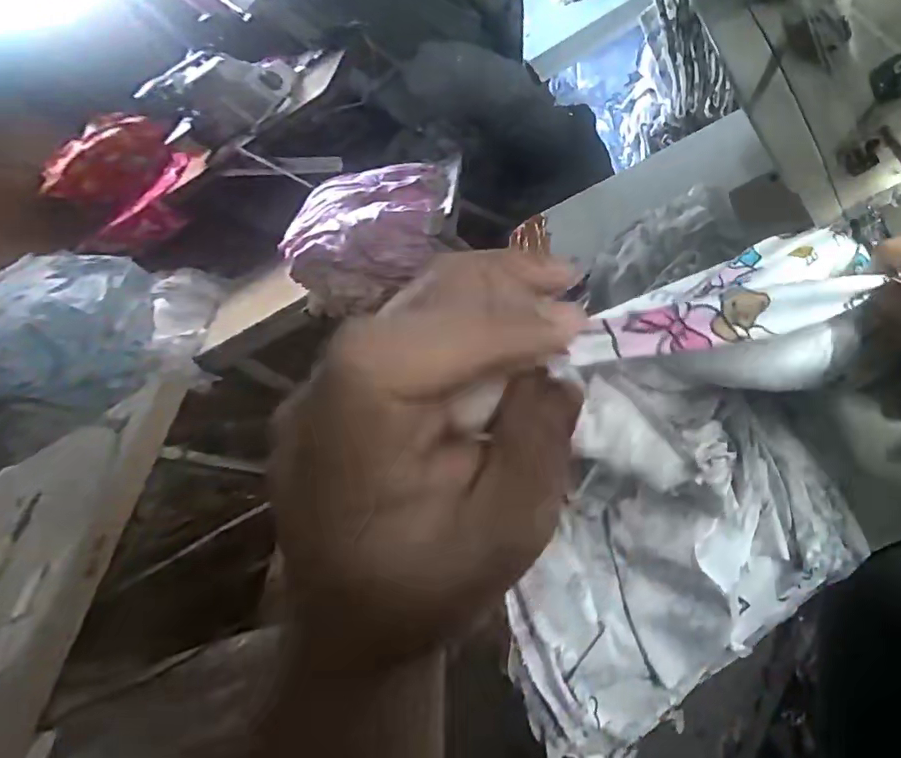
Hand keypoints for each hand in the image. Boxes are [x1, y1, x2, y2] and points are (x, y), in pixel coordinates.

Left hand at [268, 251, 588, 672]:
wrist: (360, 620)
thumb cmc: (435, 583)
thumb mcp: (510, 527)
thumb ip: (538, 440)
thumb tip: (559, 370)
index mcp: (350, 438)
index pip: (408, 350)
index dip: (496, 327)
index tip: (573, 326)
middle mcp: (327, 393)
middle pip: (416, 303)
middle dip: (504, 285)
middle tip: (574, 283)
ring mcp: (336, 379)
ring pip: (419, 295)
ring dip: (495, 281)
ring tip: (557, 279)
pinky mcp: (360, 376)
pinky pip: (421, 315)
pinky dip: (480, 300)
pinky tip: (522, 305)